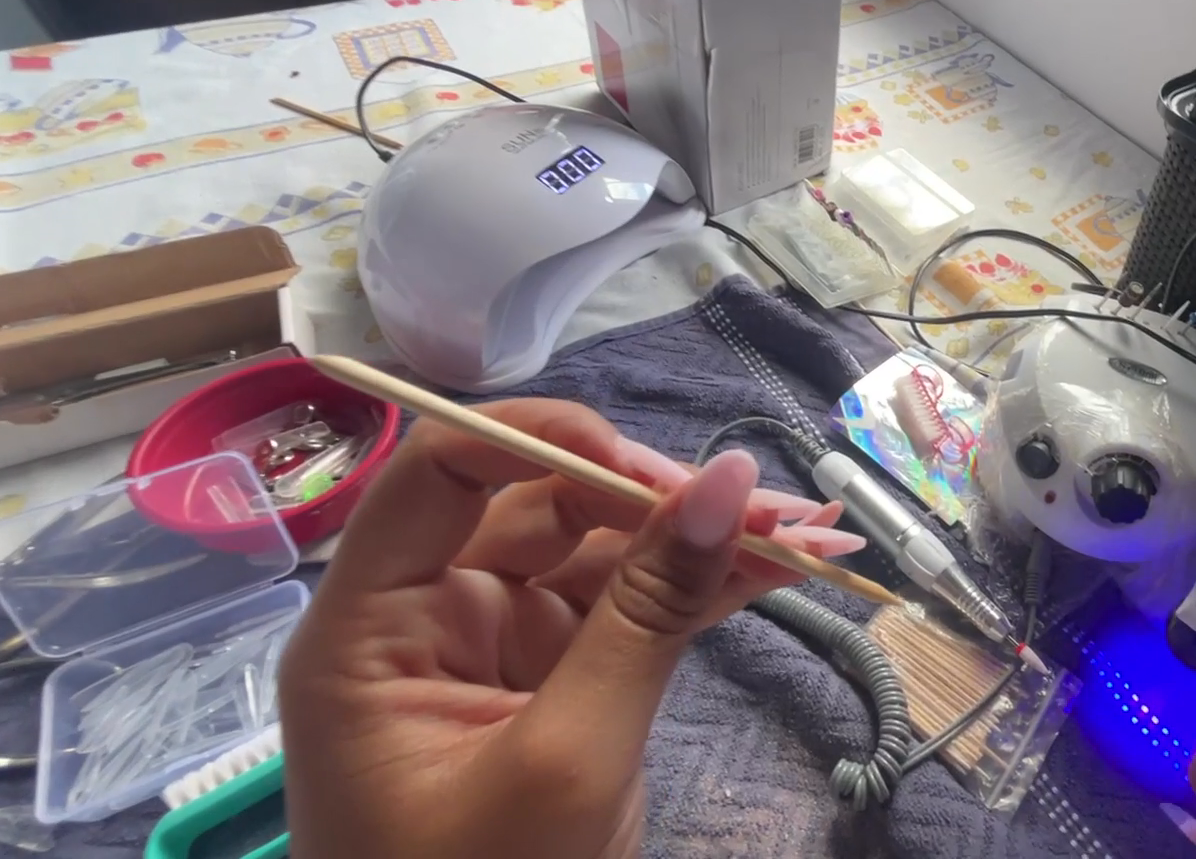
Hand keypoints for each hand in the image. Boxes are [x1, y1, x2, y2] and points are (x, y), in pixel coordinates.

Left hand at [279, 399, 865, 858]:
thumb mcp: (571, 757)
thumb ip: (650, 608)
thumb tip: (730, 478)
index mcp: (380, 625)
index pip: (446, 471)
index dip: (547, 439)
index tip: (655, 468)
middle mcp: (445, 610)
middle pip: (558, 504)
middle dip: (671, 502)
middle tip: (775, 513)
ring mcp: (518, 636)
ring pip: (620, 548)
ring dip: (716, 539)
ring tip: (815, 534)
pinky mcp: (579, 664)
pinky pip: (651, 598)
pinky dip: (718, 583)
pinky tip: (792, 564)